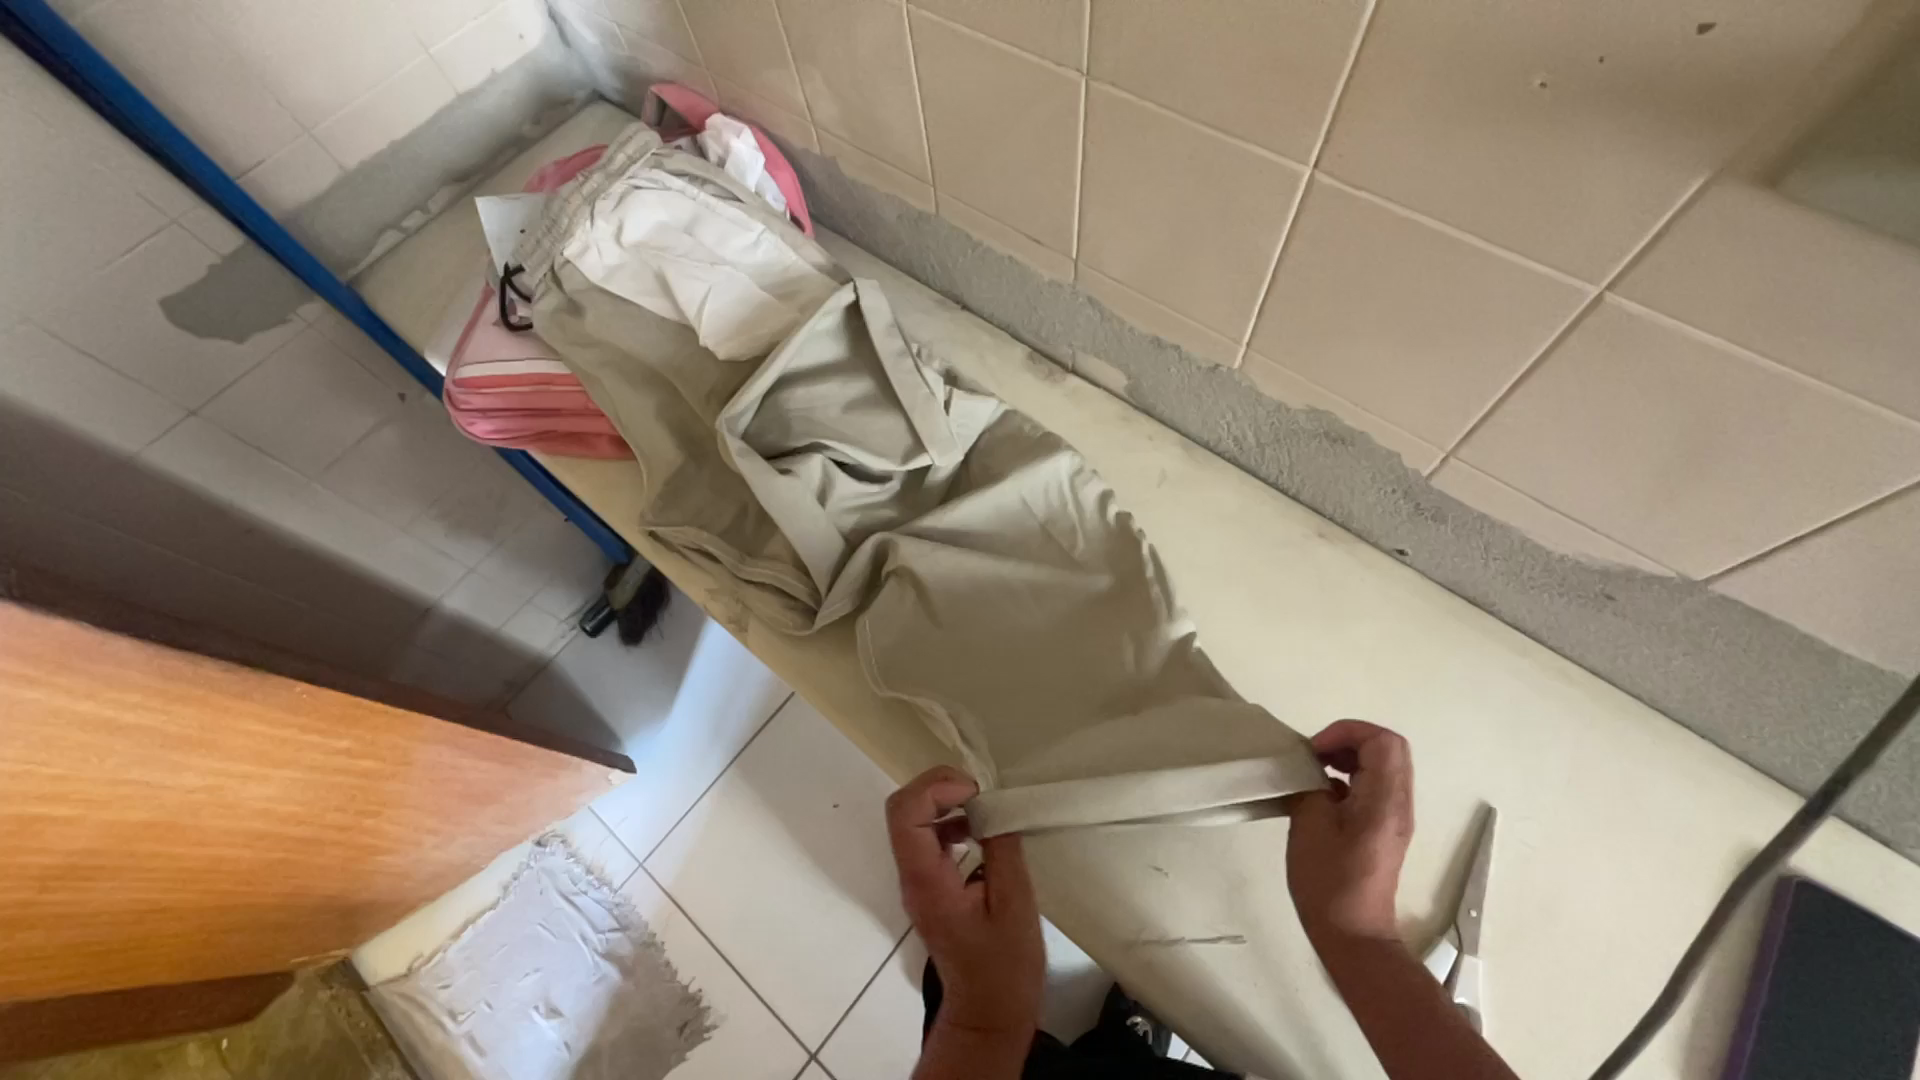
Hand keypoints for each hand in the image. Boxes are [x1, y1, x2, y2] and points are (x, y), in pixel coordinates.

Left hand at [886, 766, 1043, 1037]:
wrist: (988, 1014)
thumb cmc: (1005, 967)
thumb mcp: (1015, 905)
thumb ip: (1002, 850)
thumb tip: (994, 807)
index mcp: (926, 881)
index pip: (905, 814)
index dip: (936, 788)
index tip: (976, 791)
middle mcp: (911, 876)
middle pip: (903, 810)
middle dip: (939, 786)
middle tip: (980, 791)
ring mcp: (917, 881)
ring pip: (912, 820)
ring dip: (945, 801)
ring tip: (985, 805)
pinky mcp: (929, 885)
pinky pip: (928, 838)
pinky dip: (951, 821)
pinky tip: (981, 830)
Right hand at [1286, 720, 1415, 946]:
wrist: (1352, 933)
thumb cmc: (1328, 880)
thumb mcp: (1308, 824)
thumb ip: (1311, 786)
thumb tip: (1309, 769)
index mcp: (1384, 800)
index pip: (1381, 740)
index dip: (1345, 732)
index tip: (1314, 752)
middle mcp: (1398, 804)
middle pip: (1388, 748)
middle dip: (1348, 740)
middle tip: (1315, 755)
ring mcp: (1394, 817)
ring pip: (1383, 765)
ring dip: (1348, 757)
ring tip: (1315, 771)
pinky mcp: (1384, 828)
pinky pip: (1375, 785)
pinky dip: (1349, 776)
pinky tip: (1321, 794)